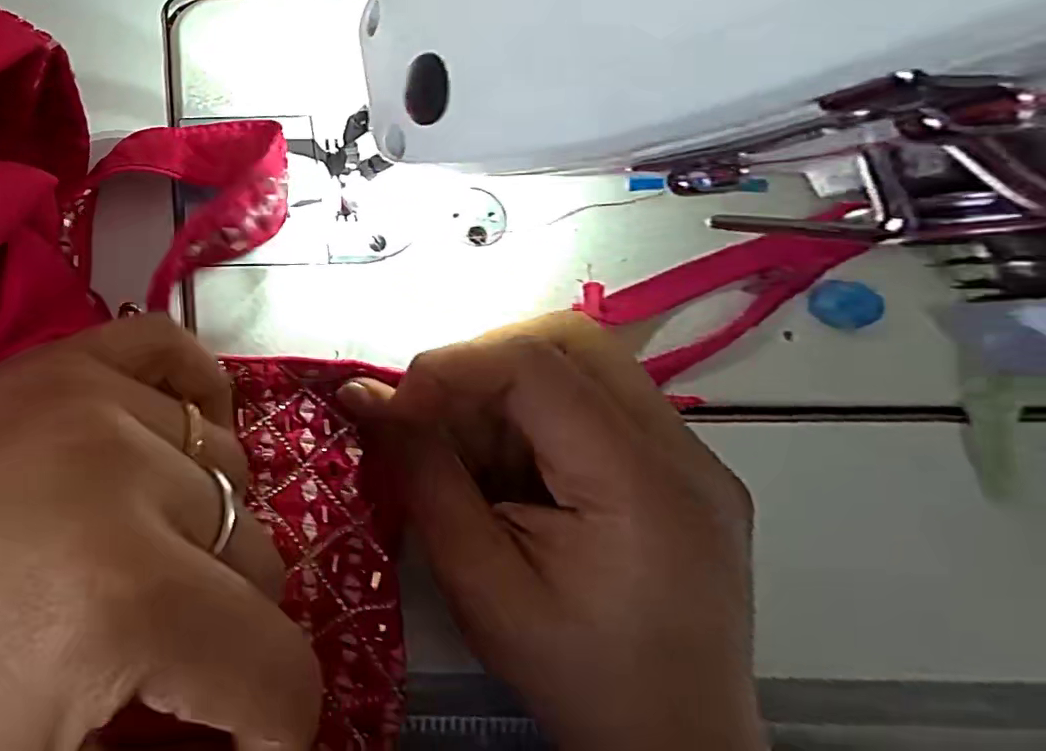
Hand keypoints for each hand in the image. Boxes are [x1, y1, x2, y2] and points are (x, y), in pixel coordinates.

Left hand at [0, 315, 320, 750]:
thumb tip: (244, 739)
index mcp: (129, 597)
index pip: (281, 674)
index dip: (273, 733)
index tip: (237, 743)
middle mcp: (126, 475)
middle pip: (258, 564)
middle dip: (228, 630)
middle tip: (169, 658)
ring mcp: (92, 399)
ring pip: (224, 470)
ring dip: (203, 527)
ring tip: (146, 554)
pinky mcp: (60, 361)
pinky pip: (169, 352)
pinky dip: (197, 392)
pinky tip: (177, 434)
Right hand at [339, 313, 762, 750]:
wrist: (675, 746)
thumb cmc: (575, 675)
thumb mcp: (475, 578)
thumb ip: (420, 472)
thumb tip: (362, 394)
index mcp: (642, 487)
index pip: (535, 364)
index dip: (448, 367)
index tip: (396, 408)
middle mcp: (682, 454)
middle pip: (565, 339)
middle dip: (475, 362)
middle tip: (432, 415)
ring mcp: (687, 455)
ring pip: (570, 359)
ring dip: (495, 387)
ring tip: (467, 451)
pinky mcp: (671, 464)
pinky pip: (581, 396)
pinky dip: (521, 412)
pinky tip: (504, 469)